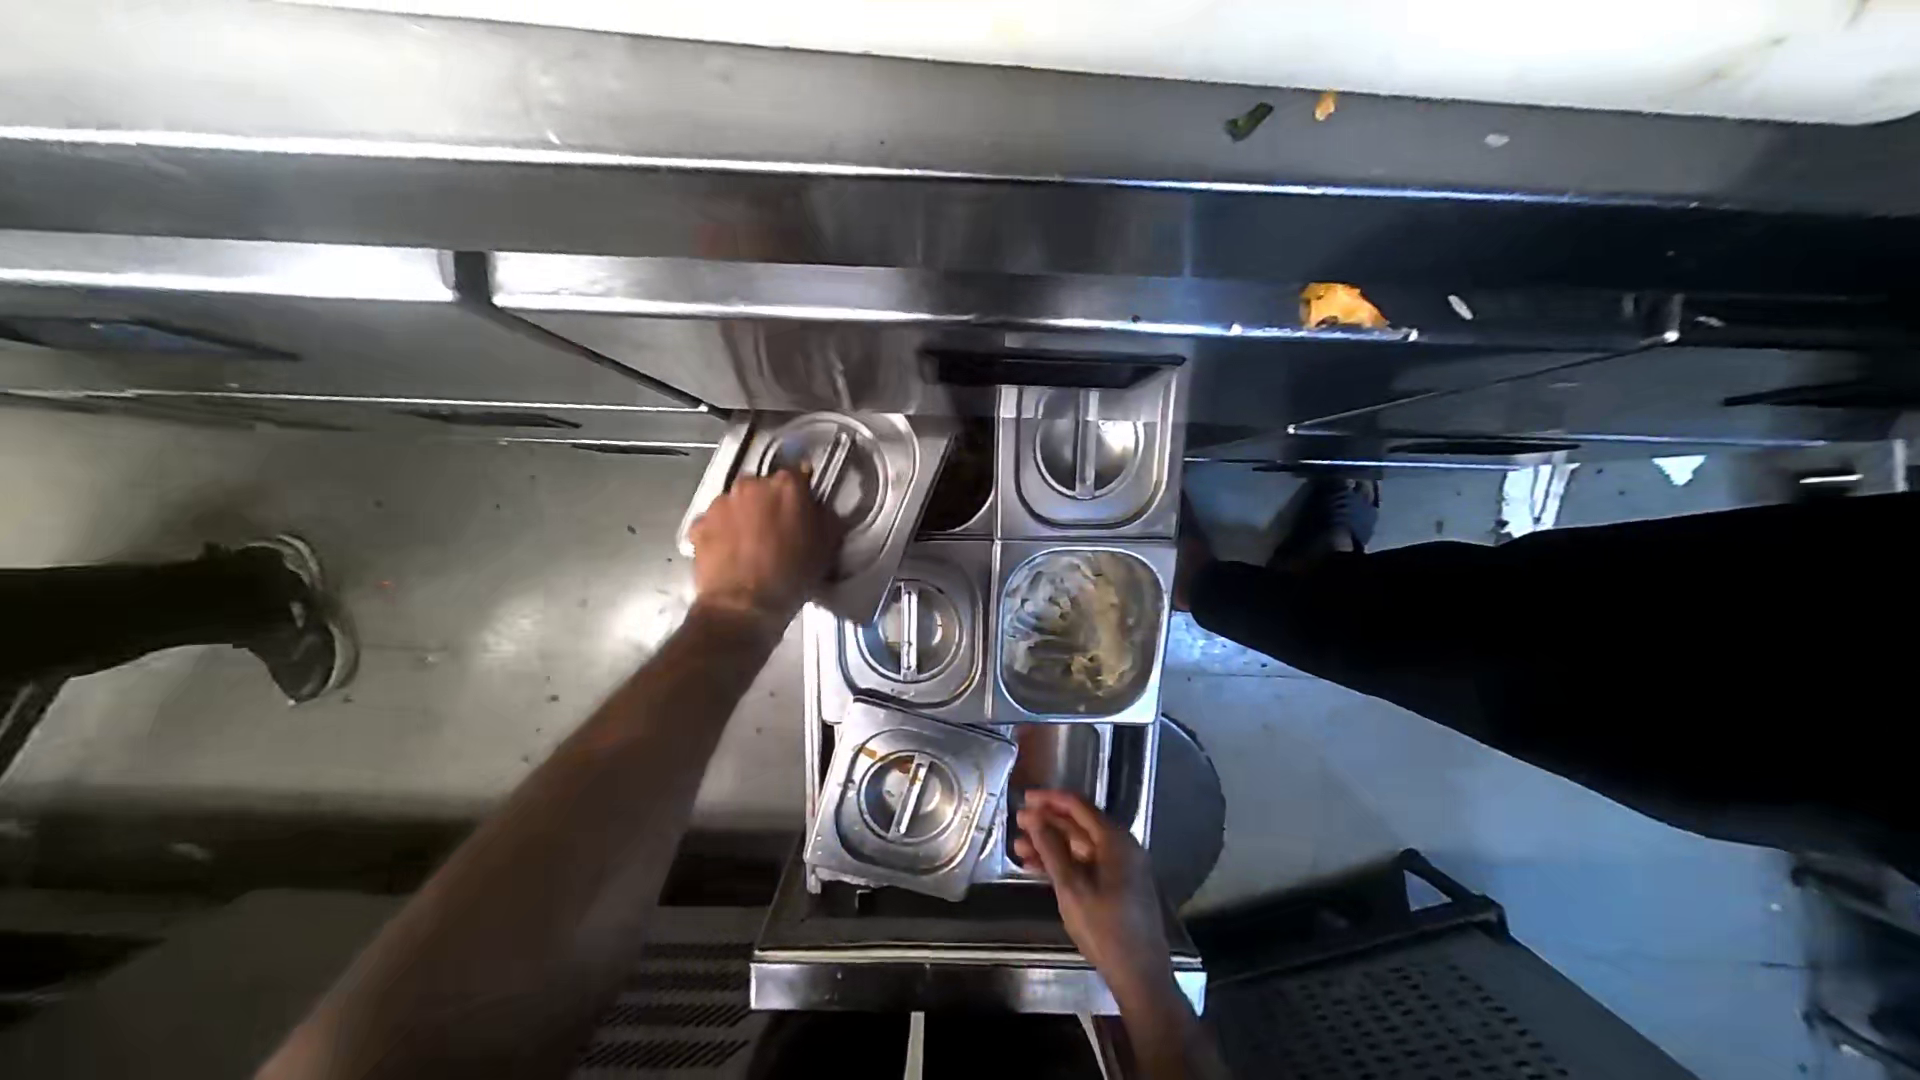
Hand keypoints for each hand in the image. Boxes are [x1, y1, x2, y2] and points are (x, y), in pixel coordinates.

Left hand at [688, 468, 842, 624]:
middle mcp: (750, 485)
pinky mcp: (698, 524)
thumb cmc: (792, 575)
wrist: (743, 606)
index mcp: (786, 485)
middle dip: (770, 504)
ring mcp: (720, 503)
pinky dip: (721, 533)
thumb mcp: (827, 546)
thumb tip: (819, 507)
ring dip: (744, 516)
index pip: (798, 476)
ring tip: (750, 546)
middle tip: (776, 531)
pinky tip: (729, 554)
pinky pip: (714, 523)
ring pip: (737, 503)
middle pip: (764, 488)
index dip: (802, 495)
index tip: (803, 511)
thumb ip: (826, 516)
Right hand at [1014, 789, 1174, 999]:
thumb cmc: (1105, 929)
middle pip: (1079, 824)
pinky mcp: (1116, 885)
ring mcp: (1120, 867)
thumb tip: (1033, 818)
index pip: (1079, 806)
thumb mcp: (1072, 888)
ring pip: (1080, 845)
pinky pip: (1086, 863)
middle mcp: (1121, 847)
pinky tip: (1037, 867)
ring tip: (1019, 846)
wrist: (1140, 977)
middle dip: (1047, 822)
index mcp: (1115, 840)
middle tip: (1017, 821)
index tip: (1024, 798)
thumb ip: (1051, 849)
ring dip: (1051, 844)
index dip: (1050, 799)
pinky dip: (1063, 863)